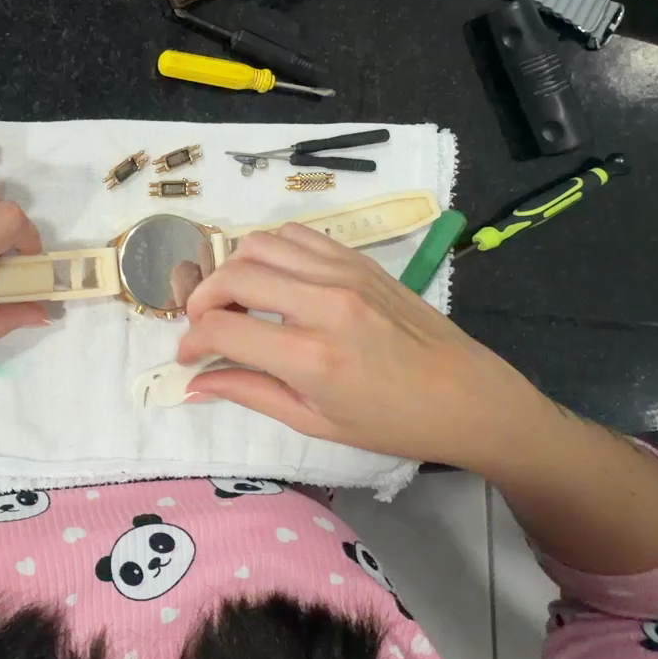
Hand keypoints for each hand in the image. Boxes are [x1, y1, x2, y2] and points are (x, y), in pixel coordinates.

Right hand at [176, 224, 568, 470]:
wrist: (469, 397)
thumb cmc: (393, 422)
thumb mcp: (316, 422)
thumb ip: (250, 393)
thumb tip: (196, 381)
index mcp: (313, 357)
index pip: (224, 330)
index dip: (192, 342)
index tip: (188, 356)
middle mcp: (324, 304)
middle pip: (233, 277)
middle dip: (202, 301)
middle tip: (205, 326)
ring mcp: (343, 274)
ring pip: (258, 245)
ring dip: (232, 271)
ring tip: (235, 301)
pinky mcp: (358, 261)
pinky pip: (295, 235)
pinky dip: (269, 251)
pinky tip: (272, 280)